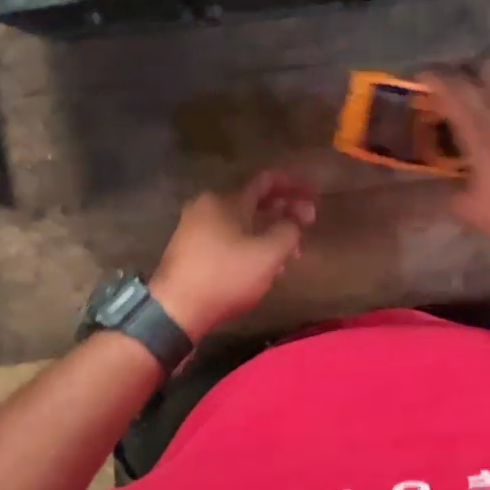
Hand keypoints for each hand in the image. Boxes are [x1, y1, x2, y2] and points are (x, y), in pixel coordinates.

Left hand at [150, 172, 315, 334]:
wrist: (175, 309)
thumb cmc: (225, 276)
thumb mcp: (268, 254)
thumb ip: (289, 231)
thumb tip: (295, 221)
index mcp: (227, 199)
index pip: (266, 180)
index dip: (293, 183)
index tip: (314, 192)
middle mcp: (208, 206)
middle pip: (255, 200)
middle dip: (285, 210)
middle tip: (308, 223)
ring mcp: (196, 227)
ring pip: (243, 222)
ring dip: (270, 231)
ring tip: (292, 252)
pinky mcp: (191, 249)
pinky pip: (229, 237)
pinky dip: (252, 243)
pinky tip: (266, 265)